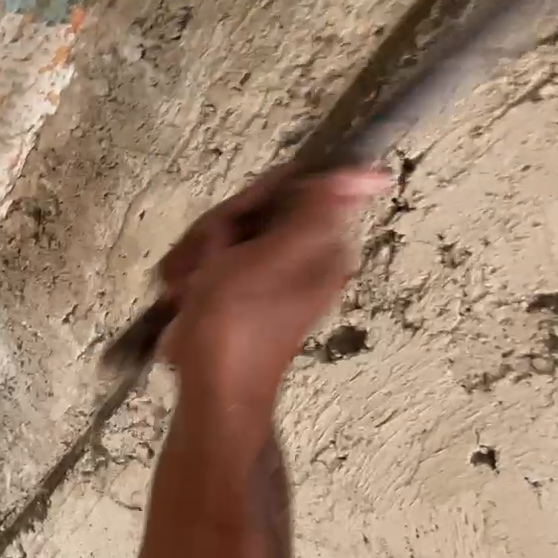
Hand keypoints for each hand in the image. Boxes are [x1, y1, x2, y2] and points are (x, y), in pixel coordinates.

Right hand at [158, 167, 391, 398]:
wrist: (213, 384)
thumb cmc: (239, 321)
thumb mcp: (275, 258)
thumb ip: (316, 212)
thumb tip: (372, 173)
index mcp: (319, 244)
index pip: (285, 188)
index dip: (246, 202)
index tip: (227, 233)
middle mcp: (295, 255)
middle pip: (244, 212)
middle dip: (212, 236)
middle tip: (206, 266)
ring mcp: (261, 274)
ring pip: (215, 236)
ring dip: (193, 259)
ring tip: (189, 289)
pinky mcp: (230, 290)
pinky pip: (203, 261)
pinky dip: (187, 277)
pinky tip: (184, 298)